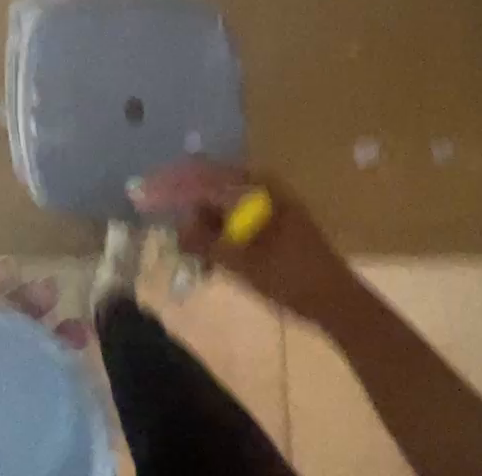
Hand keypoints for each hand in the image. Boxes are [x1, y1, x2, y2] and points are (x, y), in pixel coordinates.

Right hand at [128, 159, 348, 317]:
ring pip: (220, 200)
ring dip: (199, 217)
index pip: (200, 176)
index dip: (168, 185)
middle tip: (153, 211)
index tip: (141, 194)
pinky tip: (206, 248)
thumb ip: (204, 242)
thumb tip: (176, 228)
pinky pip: (234, 214)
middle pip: (208, 184)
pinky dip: (217, 227)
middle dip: (181, 199)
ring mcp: (270, 201)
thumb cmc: (292, 280)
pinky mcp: (274, 219)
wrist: (341, 304)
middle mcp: (262, 185)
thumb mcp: (242, 264)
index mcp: (256, 187)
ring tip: (184, 242)